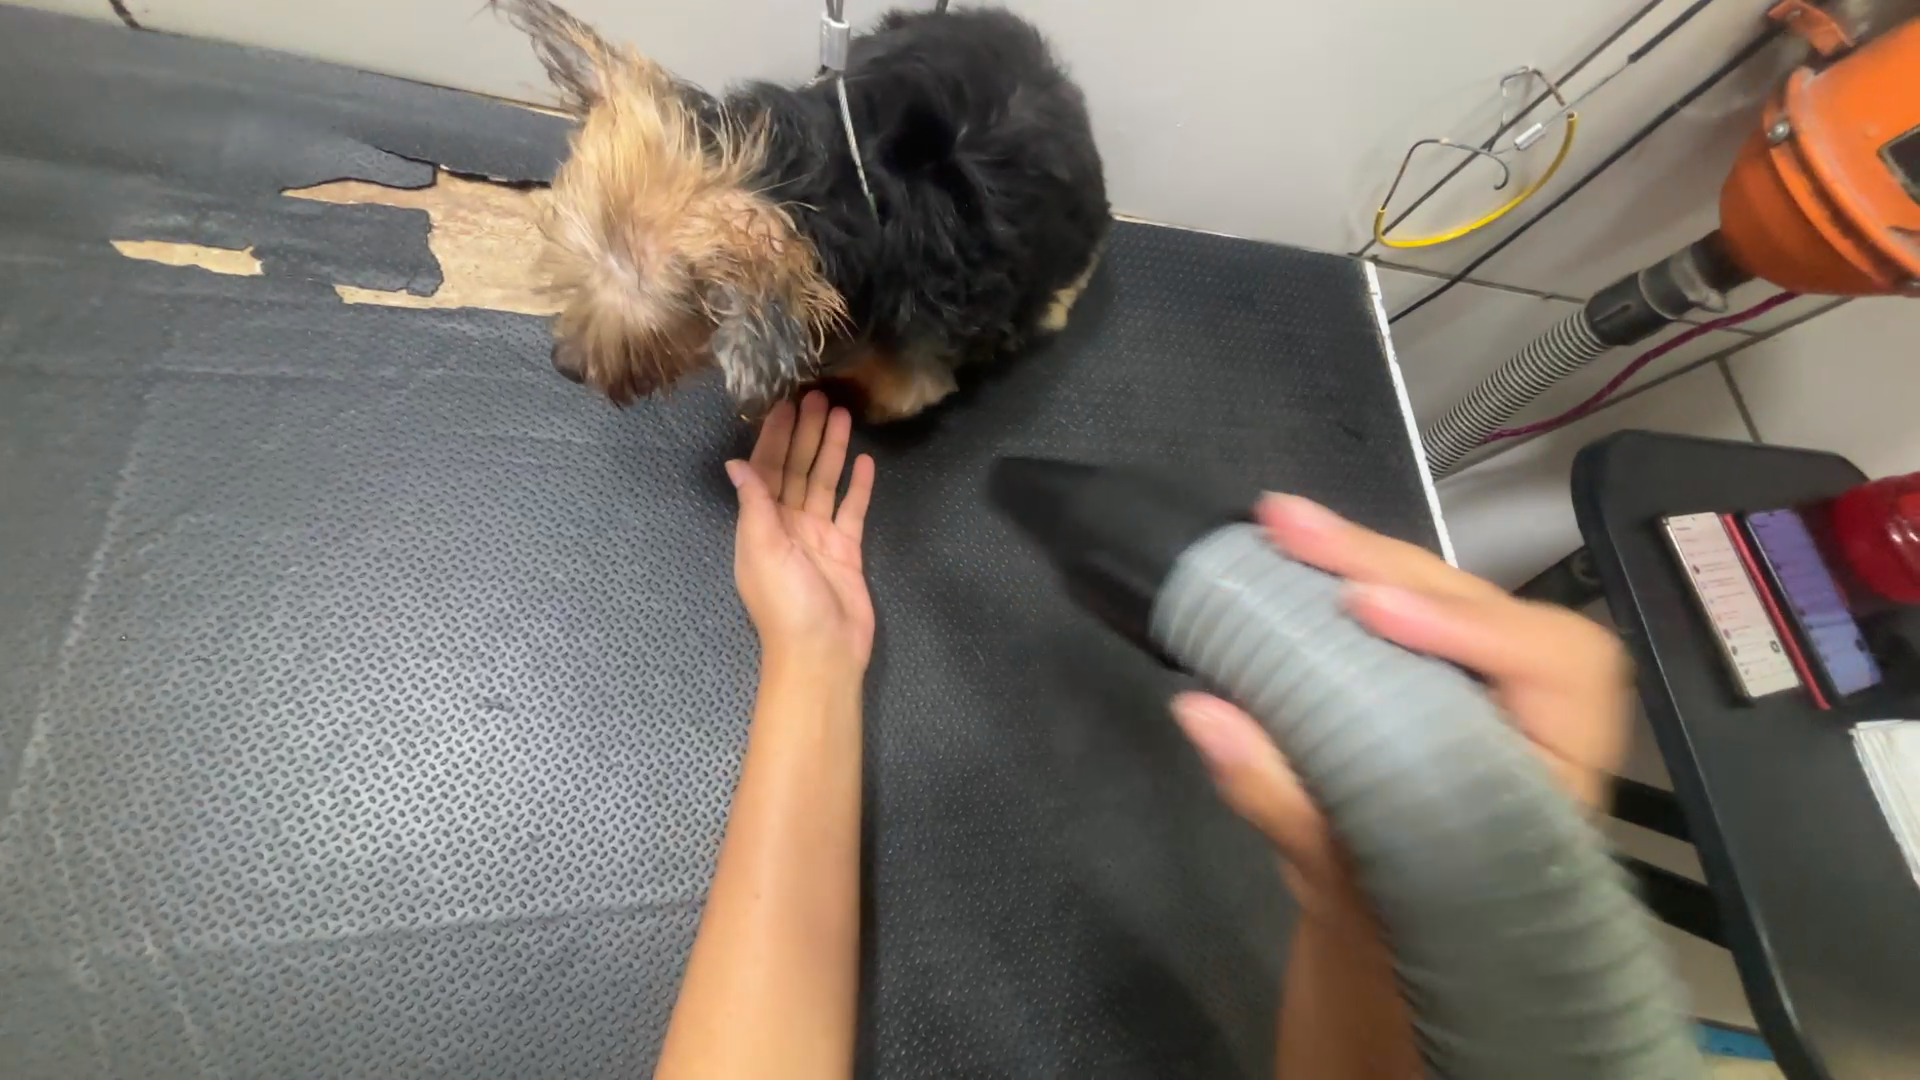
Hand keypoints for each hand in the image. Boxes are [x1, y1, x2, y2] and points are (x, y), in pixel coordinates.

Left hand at [726, 391, 876, 671]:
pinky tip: (866, 462)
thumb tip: (736, 463)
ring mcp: (819, 537)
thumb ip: (755, 505)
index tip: (784, 405)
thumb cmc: (786, 603)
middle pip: (796, 470)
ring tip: (844, 417)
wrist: (822, 652)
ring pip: (825, 484)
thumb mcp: (763, 550)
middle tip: (819, 397)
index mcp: (760, 525)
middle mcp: (787, 525)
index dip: (773, 438)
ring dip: (832, 452)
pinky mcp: (847, 549)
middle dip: (805, 435)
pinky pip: (852, 510)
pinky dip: (858, 488)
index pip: (765, 471)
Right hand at [1169, 495, 1631, 918]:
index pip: (1557, 670)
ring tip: (1277, 523)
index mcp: (1546, 774)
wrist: (1394, 933)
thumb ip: (1280, 802)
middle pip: (1476, 604)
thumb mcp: (1337, 880)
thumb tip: (1198, 711)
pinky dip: (1334, 574)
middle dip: (1380, 559)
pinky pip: (1386, 606)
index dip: (1471, 626)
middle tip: (1287, 526)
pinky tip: (1285, 555)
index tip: (1367, 607)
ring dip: (1353, 551)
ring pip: (1432, 591)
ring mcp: (1461, 682)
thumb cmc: (1394, 921)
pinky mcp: (1410, 670)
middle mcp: (1516, 711)